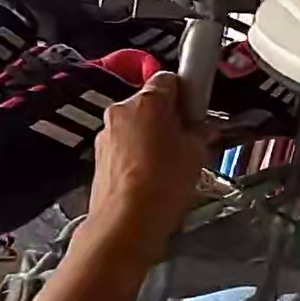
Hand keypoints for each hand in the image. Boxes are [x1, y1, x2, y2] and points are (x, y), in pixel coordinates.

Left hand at [84, 72, 209, 252]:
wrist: (127, 222)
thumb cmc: (166, 180)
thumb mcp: (196, 152)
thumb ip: (200, 133)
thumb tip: (201, 129)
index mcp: (148, 101)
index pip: (168, 79)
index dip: (185, 92)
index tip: (196, 111)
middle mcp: (121, 110)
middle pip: (150, 103)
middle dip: (168, 116)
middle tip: (187, 139)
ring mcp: (106, 134)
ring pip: (135, 125)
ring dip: (151, 136)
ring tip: (169, 164)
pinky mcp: (98, 157)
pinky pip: (124, 146)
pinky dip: (137, 154)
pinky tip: (151, 177)